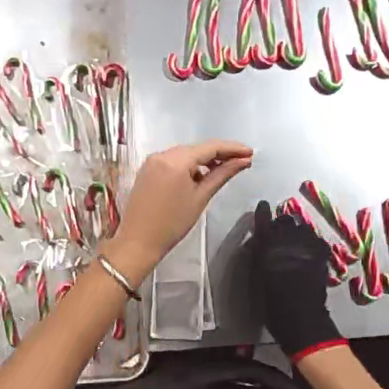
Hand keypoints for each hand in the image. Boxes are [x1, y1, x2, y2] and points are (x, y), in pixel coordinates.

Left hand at [102, 140, 252, 279]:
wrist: (138, 241)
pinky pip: (172, 162)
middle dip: (218, 154)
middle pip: (196, 149)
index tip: (250, 153)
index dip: (232, 148)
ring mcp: (151, 162)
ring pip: (184, 155)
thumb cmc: (172, 223)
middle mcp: (161, 155)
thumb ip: (222, 175)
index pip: (210, 147)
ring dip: (203, 161)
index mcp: (175, 160)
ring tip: (223, 171)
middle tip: (241, 162)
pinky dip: (188, 167)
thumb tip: (243, 161)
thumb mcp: (200, 198)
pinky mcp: (146, 171)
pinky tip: (199, 177)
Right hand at [250, 201, 343, 357]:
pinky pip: (315, 241)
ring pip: (303, 228)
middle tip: (280, 234)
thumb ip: (259, 255)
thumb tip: (259, 242)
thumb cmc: (271, 303)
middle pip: (285, 221)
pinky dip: (311, 244)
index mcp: (266, 246)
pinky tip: (309, 252)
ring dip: (298, 233)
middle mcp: (286, 240)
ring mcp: (306, 245)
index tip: (263, 206)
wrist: (299, 316)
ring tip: (296, 243)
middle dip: (282, 225)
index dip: (263, 212)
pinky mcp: (321, 253)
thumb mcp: (258, 276)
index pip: (263, 219)